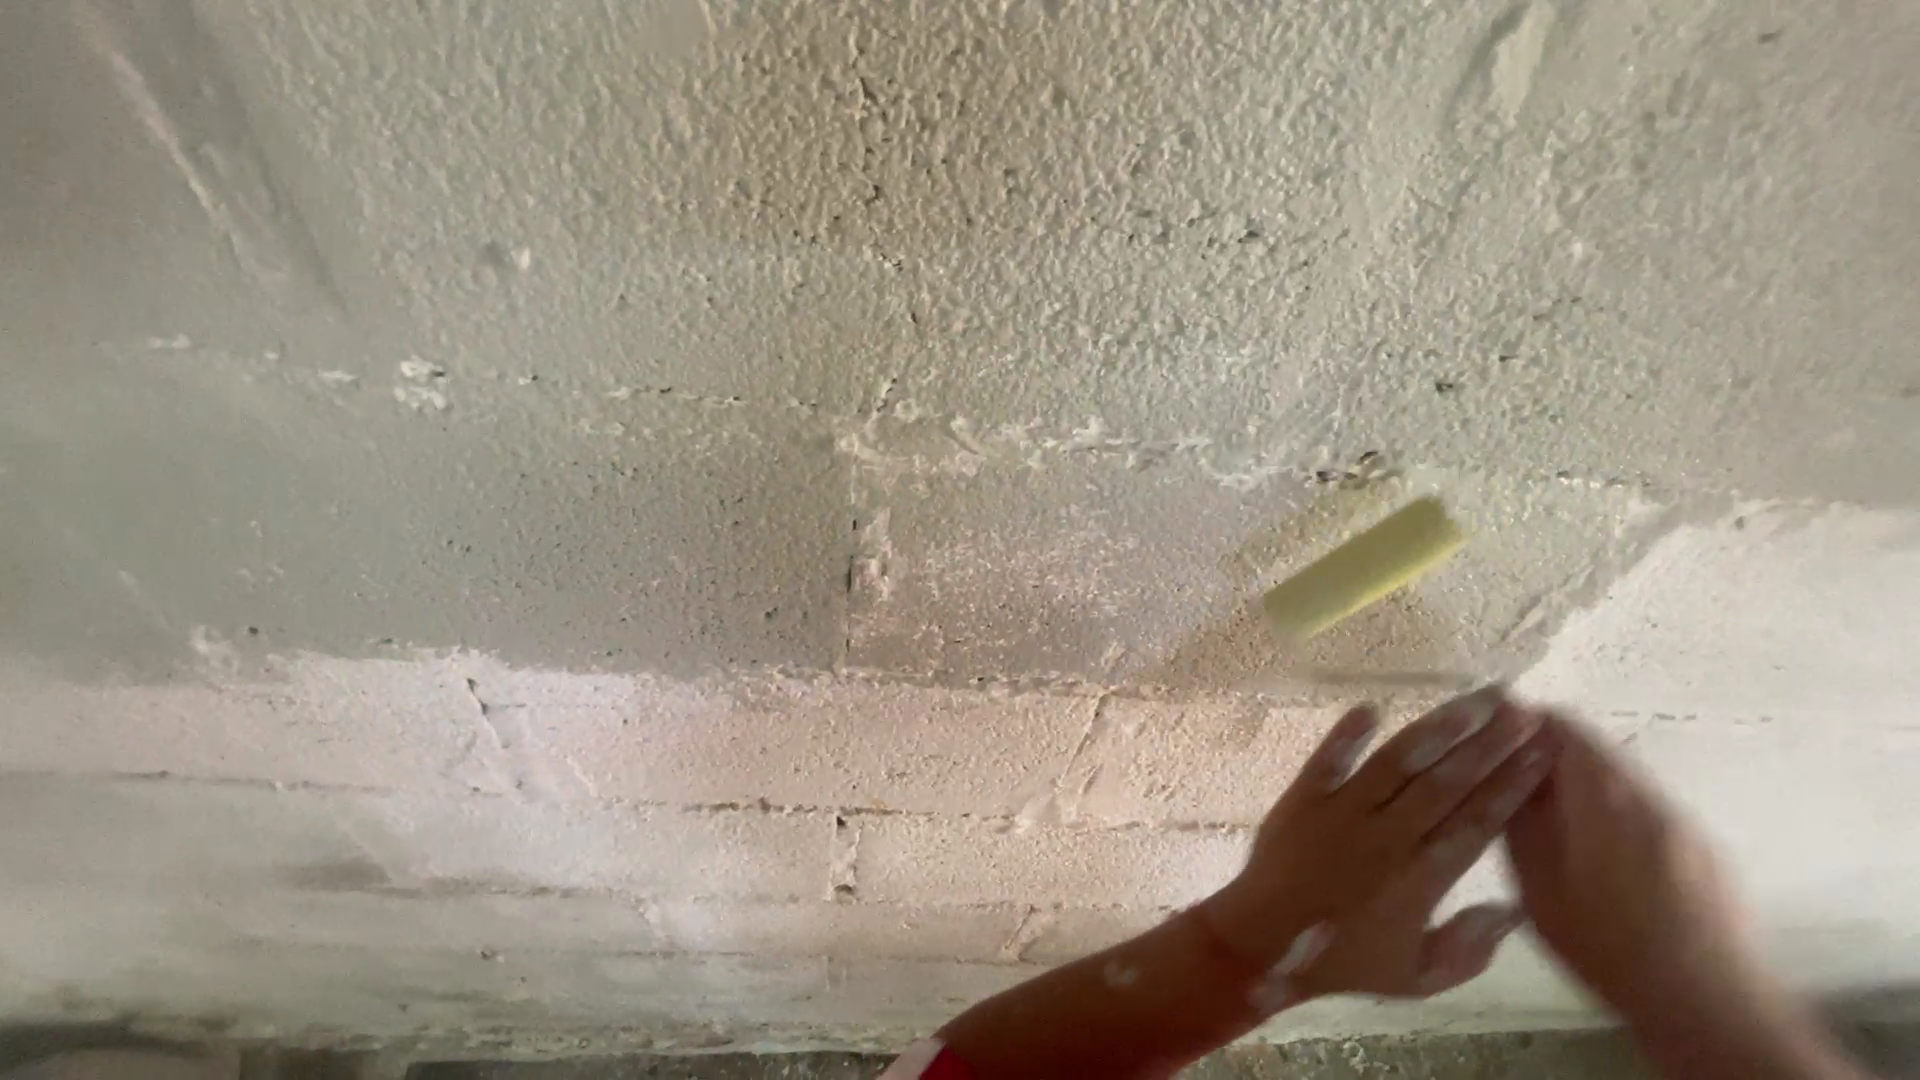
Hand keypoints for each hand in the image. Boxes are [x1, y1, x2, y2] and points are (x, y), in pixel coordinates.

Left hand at [1200, 687, 1556, 1011]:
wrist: (1264, 942)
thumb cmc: (1342, 959)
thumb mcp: (1417, 975)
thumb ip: (1470, 947)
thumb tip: (1513, 909)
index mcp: (1423, 874)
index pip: (1479, 820)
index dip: (1513, 783)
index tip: (1542, 751)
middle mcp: (1389, 834)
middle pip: (1448, 781)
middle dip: (1490, 745)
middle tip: (1521, 710)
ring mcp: (1342, 810)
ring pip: (1397, 762)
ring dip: (1436, 730)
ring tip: (1470, 701)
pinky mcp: (1302, 797)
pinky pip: (1327, 760)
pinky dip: (1345, 735)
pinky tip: (1369, 707)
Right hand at [1504, 716, 1766, 1024]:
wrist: (1710, 1009)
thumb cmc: (1603, 945)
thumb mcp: (1534, 881)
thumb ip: (1518, 817)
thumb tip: (1499, 768)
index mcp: (1605, 798)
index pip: (1560, 725)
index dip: (1518, 722)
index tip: (1485, 735)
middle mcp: (1650, 797)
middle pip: (1590, 747)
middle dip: (1543, 753)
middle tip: (1505, 775)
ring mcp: (1684, 822)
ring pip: (1617, 775)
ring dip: (1576, 781)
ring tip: (1543, 811)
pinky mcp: (1705, 848)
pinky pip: (1643, 805)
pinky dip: (1607, 807)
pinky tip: (1592, 847)